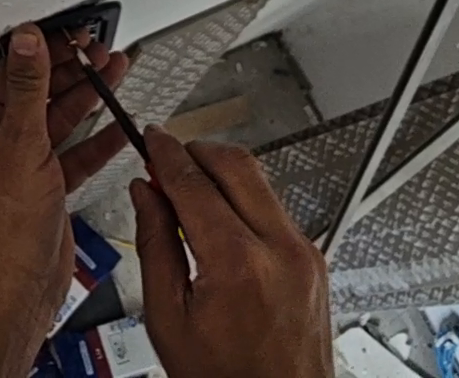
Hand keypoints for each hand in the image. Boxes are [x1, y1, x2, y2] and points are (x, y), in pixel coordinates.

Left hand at [0, 24, 128, 377]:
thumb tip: (28, 39)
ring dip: (91, 95)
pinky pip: (76, 149)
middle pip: (41, 88)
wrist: (16, 292)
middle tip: (103, 50)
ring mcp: (23, 159)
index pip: (14, 69)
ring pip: (61, 116)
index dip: (47, 48)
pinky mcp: (47, 182)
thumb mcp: (19, 143)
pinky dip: (98, 137)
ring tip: (117, 69)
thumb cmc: (1, 228)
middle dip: (75, 69)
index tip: (76, 33)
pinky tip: (119, 123)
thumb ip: (28, 87)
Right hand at [131, 128, 332, 377]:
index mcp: (239, 266)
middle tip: (166, 158)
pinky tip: (218, 219)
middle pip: (236, 164)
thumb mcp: (168, 320)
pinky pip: (273, 207)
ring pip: (259, 180)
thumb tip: (143, 192)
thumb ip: (154, 244)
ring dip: (219, 173)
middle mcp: (281, 250)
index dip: (166, 153)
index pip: (194, 183)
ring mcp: (304, 253)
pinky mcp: (314, 259)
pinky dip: (242, 198)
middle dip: (196, 151)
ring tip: (187, 194)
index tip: (150, 137)